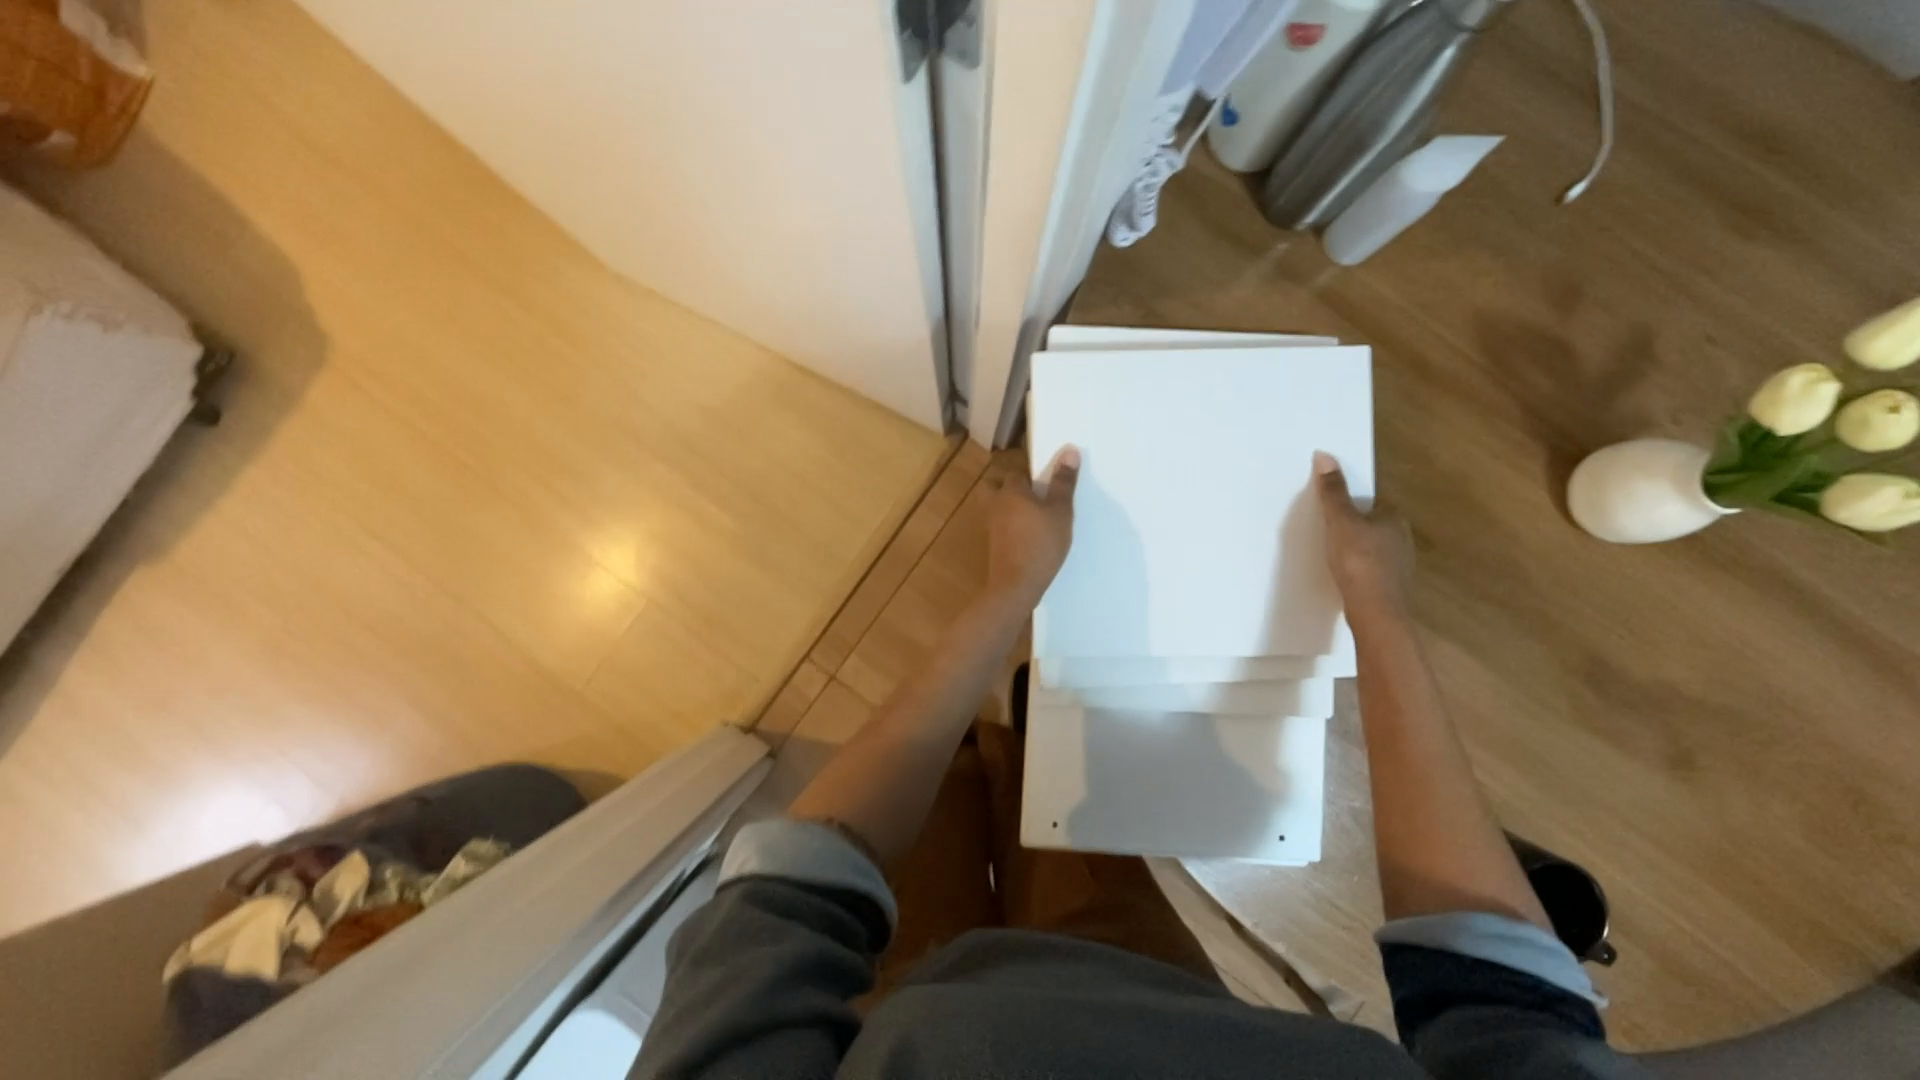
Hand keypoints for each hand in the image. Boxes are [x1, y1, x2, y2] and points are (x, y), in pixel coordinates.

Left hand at [986, 446, 1079, 605]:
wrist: (1017, 584)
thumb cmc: (1041, 543)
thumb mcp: (1060, 511)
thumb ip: (1064, 482)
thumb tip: (1069, 450)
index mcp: (1010, 491)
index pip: (1016, 473)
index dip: (1031, 476)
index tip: (1046, 483)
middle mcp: (995, 505)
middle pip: (995, 487)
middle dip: (1009, 487)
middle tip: (1033, 496)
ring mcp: (991, 526)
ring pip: (995, 507)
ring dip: (1009, 507)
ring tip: (1033, 516)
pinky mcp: (993, 545)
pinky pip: (999, 526)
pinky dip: (1009, 526)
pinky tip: (1028, 535)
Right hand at [1314, 451, 1411, 617]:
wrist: (1375, 611)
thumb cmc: (1358, 561)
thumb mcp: (1339, 522)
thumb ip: (1332, 492)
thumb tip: (1324, 455)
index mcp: (1394, 519)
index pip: (1373, 504)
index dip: (1353, 507)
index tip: (1333, 514)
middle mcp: (1404, 540)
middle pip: (1375, 527)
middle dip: (1356, 529)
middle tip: (1329, 534)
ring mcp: (1401, 566)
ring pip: (1375, 550)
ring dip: (1359, 552)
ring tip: (1334, 557)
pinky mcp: (1392, 587)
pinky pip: (1373, 571)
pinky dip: (1360, 571)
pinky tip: (1346, 578)